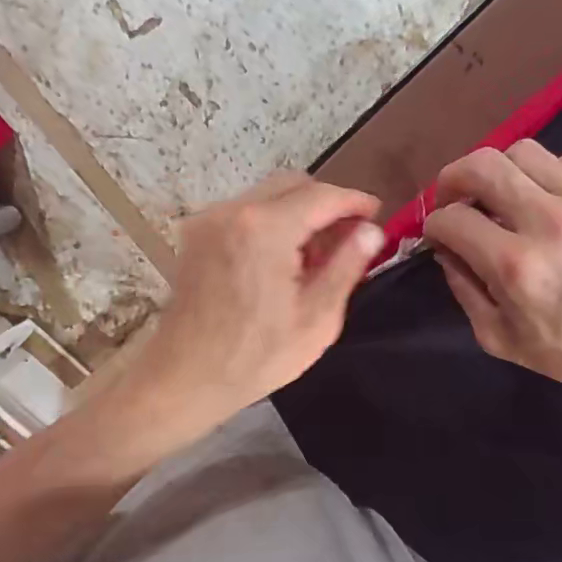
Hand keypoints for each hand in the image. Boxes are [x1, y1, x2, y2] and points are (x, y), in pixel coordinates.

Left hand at [131, 171, 382, 428]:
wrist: (185, 377)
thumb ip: (347, 265)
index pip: (322, 195)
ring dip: (296, 212)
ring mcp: (209, 220)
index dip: (354, 201)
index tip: (376, 214)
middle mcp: (233, 211)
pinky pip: (243, 211)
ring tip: (313, 256)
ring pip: (266, 195)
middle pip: (292, 184)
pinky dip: (269, 222)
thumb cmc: (256, 357)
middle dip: (325, 203)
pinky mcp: (195, 234)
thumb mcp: (316, 318)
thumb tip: (371, 231)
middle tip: (347, 238)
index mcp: (265, 228)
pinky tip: (279, 259)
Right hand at [423, 140, 561, 404]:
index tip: (439, 234)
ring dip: (500, 172)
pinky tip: (549, 201)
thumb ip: (462, 287)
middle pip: (482, 165)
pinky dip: (546, 176)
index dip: (433, 225)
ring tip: (503, 196)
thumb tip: (446, 248)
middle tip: (454, 197)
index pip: (451, 218)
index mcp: (515, 264)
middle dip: (453, 179)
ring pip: (523, 151)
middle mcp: (549, 222)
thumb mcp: (497, 337)